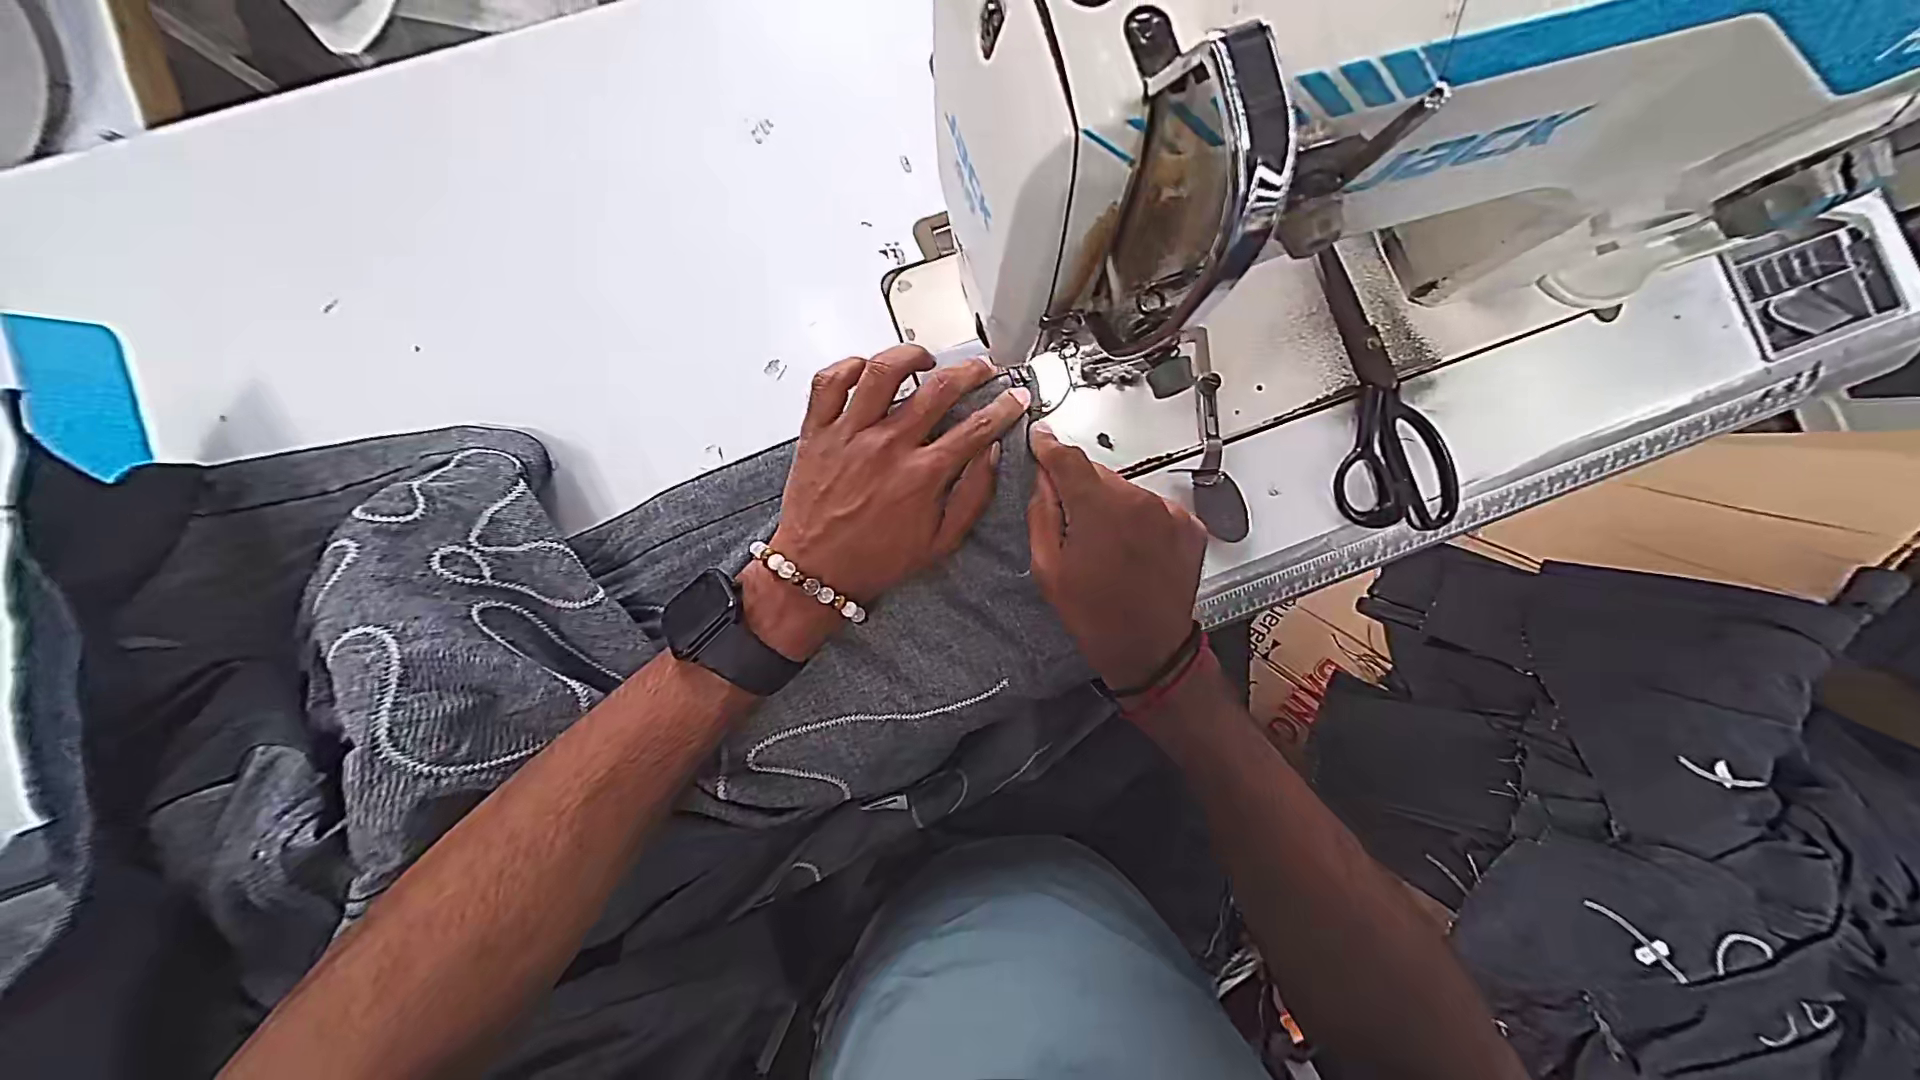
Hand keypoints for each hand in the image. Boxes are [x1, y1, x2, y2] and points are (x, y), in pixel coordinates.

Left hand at [742, 345, 1030, 659]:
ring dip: (912, 355)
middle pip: (939, 388)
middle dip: (971, 372)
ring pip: (884, 372)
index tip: (1013, 398)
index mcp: (922, 475)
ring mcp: (850, 435)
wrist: (818, 571)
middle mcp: (887, 447)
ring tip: (925, 359)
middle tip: (981, 369)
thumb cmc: (875, 559)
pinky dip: (849, 366)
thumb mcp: (941, 541)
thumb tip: (991, 455)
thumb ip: (973, 496)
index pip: (976, 426)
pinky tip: (866, 369)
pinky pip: (830, 382)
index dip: (1003, 407)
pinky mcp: (818, 433)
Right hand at [1026, 424, 1209, 690]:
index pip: (1068, 457)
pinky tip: (1130, 549)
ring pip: (1126, 488)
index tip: (1041, 438)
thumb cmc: (1098, 616)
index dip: (1049, 446)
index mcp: (1098, 510)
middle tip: (1074, 525)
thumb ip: (1042, 512)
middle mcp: (1138, 503)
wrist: (1148, 648)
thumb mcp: (1047, 567)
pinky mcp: (1187, 524)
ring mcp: (1167, 512)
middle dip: (1081, 489)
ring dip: (1111, 505)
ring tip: (1107, 547)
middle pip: (1097, 472)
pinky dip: (1138, 518)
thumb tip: (1042, 479)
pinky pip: (1151, 505)